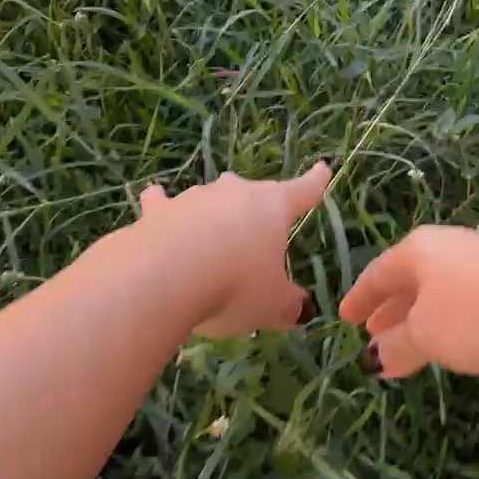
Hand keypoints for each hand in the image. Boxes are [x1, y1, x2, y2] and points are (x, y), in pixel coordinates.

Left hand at [132, 160, 330, 337]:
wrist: (164, 277)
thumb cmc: (234, 286)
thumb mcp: (272, 305)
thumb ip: (288, 305)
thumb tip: (300, 309)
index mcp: (272, 208)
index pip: (302, 191)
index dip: (315, 182)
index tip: (322, 169)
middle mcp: (236, 193)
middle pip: (252, 194)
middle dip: (256, 211)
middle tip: (256, 237)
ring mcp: (195, 198)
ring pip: (211, 199)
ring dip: (214, 215)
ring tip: (211, 242)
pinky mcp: (159, 210)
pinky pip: (164, 202)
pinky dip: (163, 205)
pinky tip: (155, 199)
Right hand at [340, 225, 478, 378]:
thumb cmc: (478, 313)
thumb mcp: (429, 336)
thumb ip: (398, 346)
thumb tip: (375, 356)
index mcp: (417, 251)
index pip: (377, 273)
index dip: (360, 298)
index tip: (344, 317)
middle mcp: (444, 247)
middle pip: (407, 279)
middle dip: (389, 308)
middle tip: (371, 333)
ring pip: (437, 290)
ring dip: (418, 316)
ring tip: (408, 342)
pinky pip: (463, 298)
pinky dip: (448, 318)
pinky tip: (453, 338)